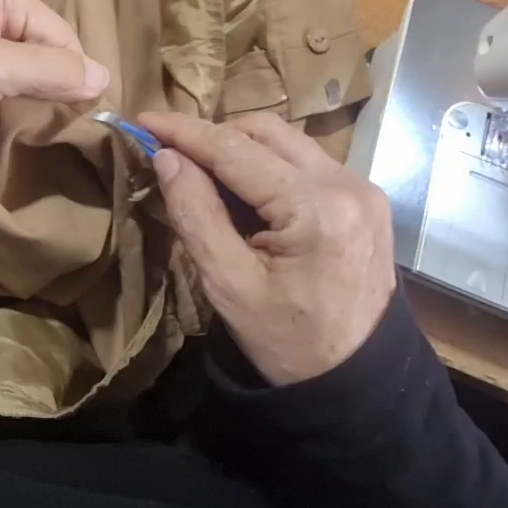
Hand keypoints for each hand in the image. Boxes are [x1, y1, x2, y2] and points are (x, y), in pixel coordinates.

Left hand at [0, 0, 109, 151]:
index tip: (85, 110)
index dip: (74, 70)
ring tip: (37, 122)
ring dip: (30, 95)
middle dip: (52, 82)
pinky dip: (8, 100)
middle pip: (41, 47)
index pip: (58, 30)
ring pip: (21, 67)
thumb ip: (51, 72)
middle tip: (60, 119)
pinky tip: (10, 119)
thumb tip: (107, 78)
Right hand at [140, 112, 396, 385]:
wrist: (361, 386)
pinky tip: (241, 191)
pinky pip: (304, 162)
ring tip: (199, 170)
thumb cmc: (288, 344)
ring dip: (238, 147)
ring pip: (286, 141)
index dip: (183, 131)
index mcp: (317, 207)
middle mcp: (347, 183)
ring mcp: (362, 189)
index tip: (142, 120)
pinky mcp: (365, 200)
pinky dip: (266, 164)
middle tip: (168, 151)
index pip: (235, 149)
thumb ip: (196, 213)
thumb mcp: (229, 285)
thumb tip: (166, 158)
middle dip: (211, 134)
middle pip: (264, 131)